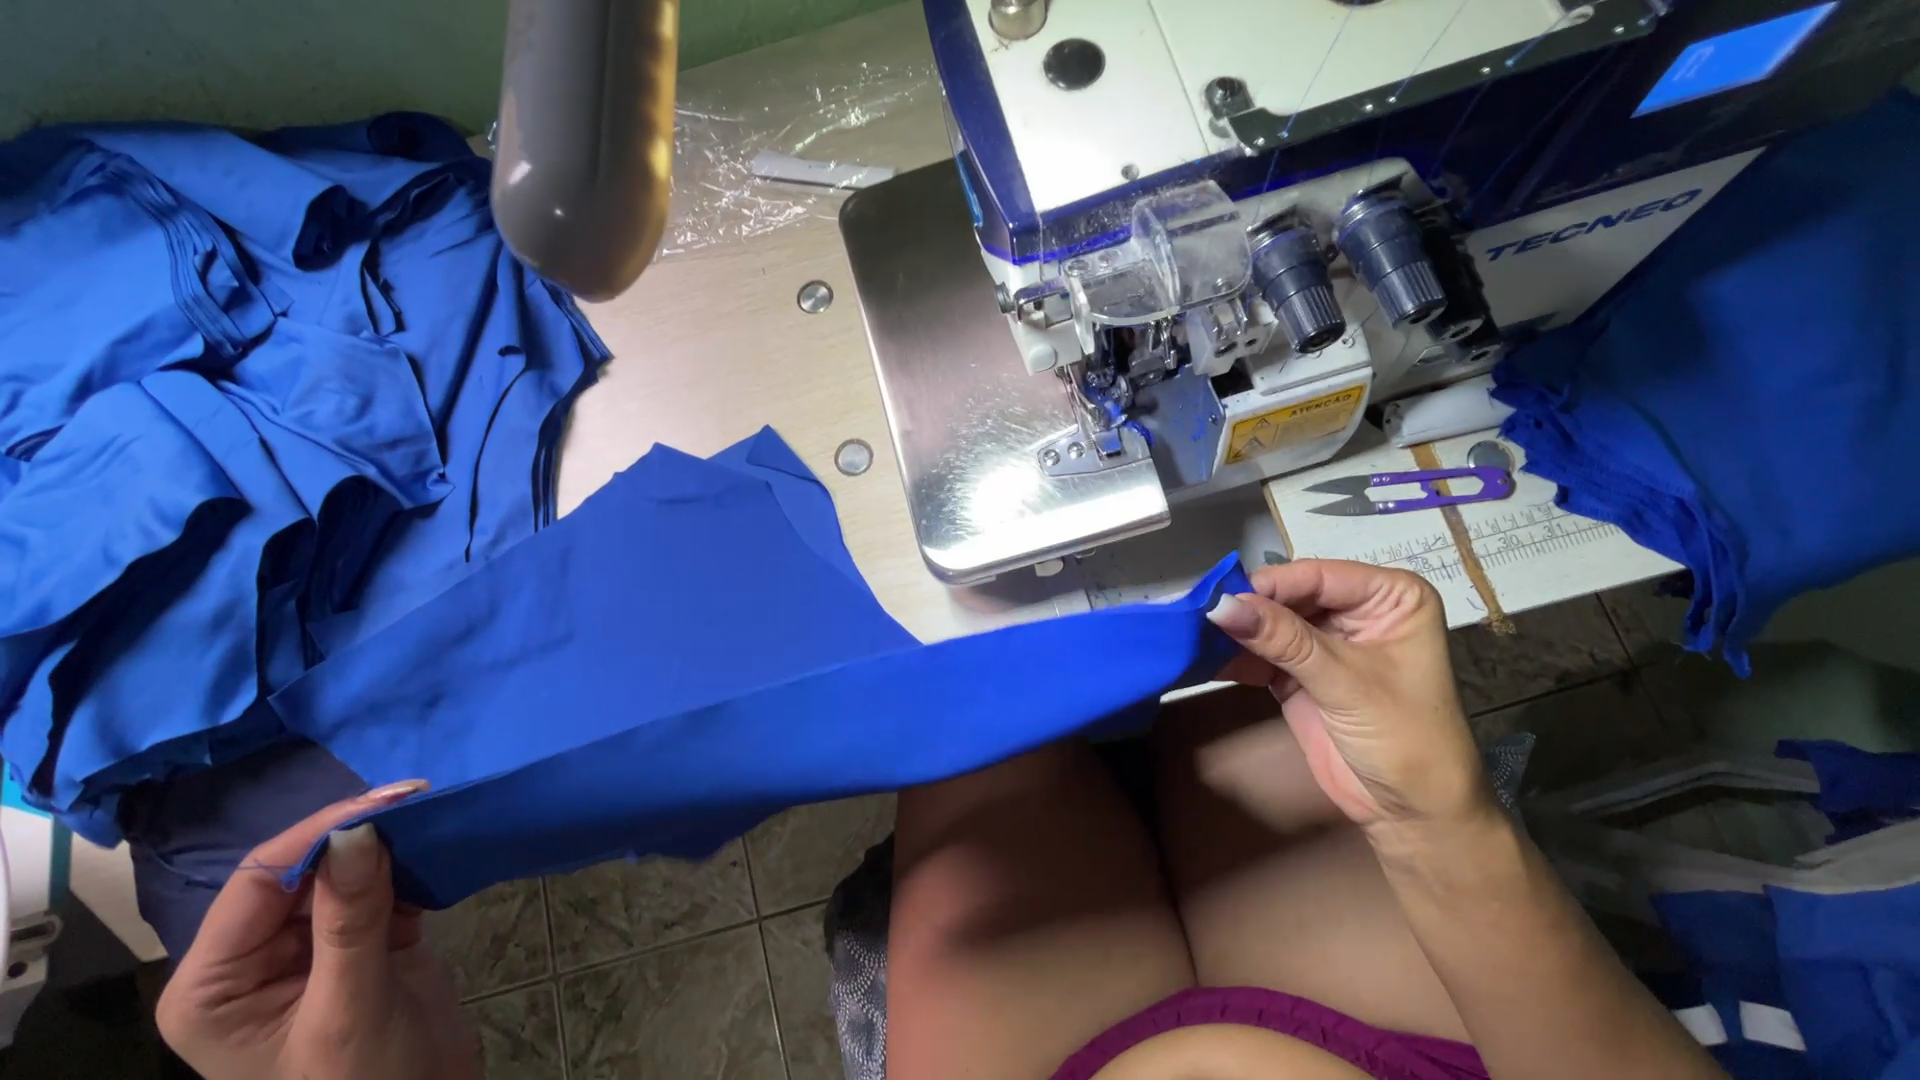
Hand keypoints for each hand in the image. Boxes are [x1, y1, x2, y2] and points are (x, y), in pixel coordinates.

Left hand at [157, 783, 481, 1079]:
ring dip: (389, 845)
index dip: (315, 836)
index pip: (255, 884)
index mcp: (216, 986)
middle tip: (420, 798)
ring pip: (346, 874)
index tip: (387, 803)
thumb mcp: (351, 1009)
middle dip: (356, 835)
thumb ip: (351, 919)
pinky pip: (384, 889)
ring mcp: (316, 951)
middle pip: (301, 872)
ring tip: (433, 812)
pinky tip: (438, 845)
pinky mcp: (370, 945)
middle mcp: (256, 960)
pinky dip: (412, 866)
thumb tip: (359, 829)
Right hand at [1201, 559, 1492, 833]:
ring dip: (1236, 631)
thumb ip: (1282, 640)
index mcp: (1391, 597)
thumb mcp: (1345, 682)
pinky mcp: (1300, 673)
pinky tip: (1202, 656)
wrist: (1411, 813)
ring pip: (1270, 622)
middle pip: (1289, 595)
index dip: (1270, 585)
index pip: (1319, 576)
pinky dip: (1235, 656)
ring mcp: (1326, 642)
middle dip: (1247, 607)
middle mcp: (1358, 611)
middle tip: (1199, 615)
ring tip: (1193, 634)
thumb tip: (1220, 605)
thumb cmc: (1405, 739)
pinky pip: (1261, 653)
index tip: (1221, 598)